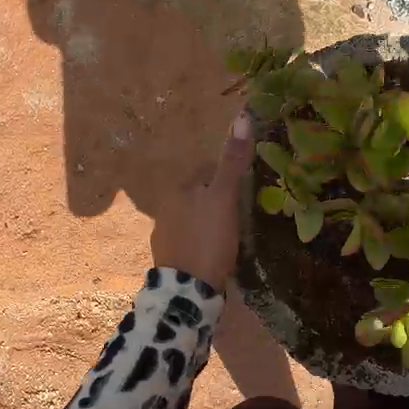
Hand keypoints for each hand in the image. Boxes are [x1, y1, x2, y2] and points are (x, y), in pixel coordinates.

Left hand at [150, 113, 252, 290]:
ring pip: (193, 222)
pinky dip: (204, 246)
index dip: (225, 182)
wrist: (188, 292)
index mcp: (176, 191)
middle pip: (198, 199)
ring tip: (233, 236)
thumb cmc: (208, 238)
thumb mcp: (225, 197)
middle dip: (216, 204)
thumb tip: (242, 116)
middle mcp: (164, 211)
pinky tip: (218, 255)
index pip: (204, 175)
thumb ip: (232, 161)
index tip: (244, 192)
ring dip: (209, 226)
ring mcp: (164, 238)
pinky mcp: (170, 262)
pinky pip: (191, 245)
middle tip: (243, 215)